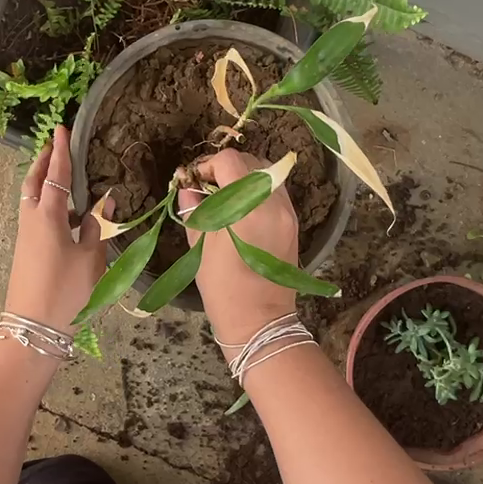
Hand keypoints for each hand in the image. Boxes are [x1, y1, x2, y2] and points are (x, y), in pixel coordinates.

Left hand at [3, 125, 108, 332]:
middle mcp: (31, 221)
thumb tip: (105, 202)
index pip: (56, 174)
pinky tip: (68, 216)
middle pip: (34, 183)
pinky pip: (37, 218)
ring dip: (45, 184)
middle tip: (53, 145)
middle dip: (44, 162)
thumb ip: (98, 228)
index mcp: (47, 216)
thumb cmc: (67, 292)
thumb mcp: (92, 259)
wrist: (33, 331)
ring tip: (62, 176)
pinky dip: (49, 206)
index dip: (61, 151)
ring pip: (33, 201)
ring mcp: (26, 238)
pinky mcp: (28, 253)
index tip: (62, 128)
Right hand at [179, 150, 300, 344]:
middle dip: (227, 168)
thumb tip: (188, 186)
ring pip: (267, 175)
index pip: (230, 162)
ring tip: (224, 197)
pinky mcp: (294, 223)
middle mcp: (275, 204)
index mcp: (249, 208)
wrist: (260, 321)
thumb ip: (195, 208)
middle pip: (252, 163)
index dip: (208, 165)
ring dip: (244, 177)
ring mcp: (289, 213)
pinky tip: (241, 209)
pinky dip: (257, 191)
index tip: (195, 181)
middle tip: (207, 187)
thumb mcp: (200, 245)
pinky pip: (276, 192)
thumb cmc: (223, 287)